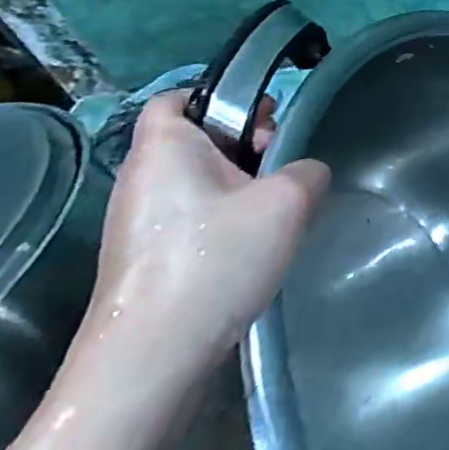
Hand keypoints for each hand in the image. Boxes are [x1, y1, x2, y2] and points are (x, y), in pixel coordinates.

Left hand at [87, 89, 329, 366]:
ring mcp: (140, 221)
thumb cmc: (214, 258)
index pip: (178, 97)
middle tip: (281, 158)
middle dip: (245, 139)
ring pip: (201, 177)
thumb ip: (308, 168)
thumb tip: (303, 174)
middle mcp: (141, 179)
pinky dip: (227, 214)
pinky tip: (257, 239)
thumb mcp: (290, 198)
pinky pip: (195, 212)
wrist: (152, 356)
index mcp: (163, 150)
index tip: (263, 113)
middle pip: (198, 137)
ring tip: (277, 204)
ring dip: (242, 181)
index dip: (221, 93)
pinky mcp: (148, 255)